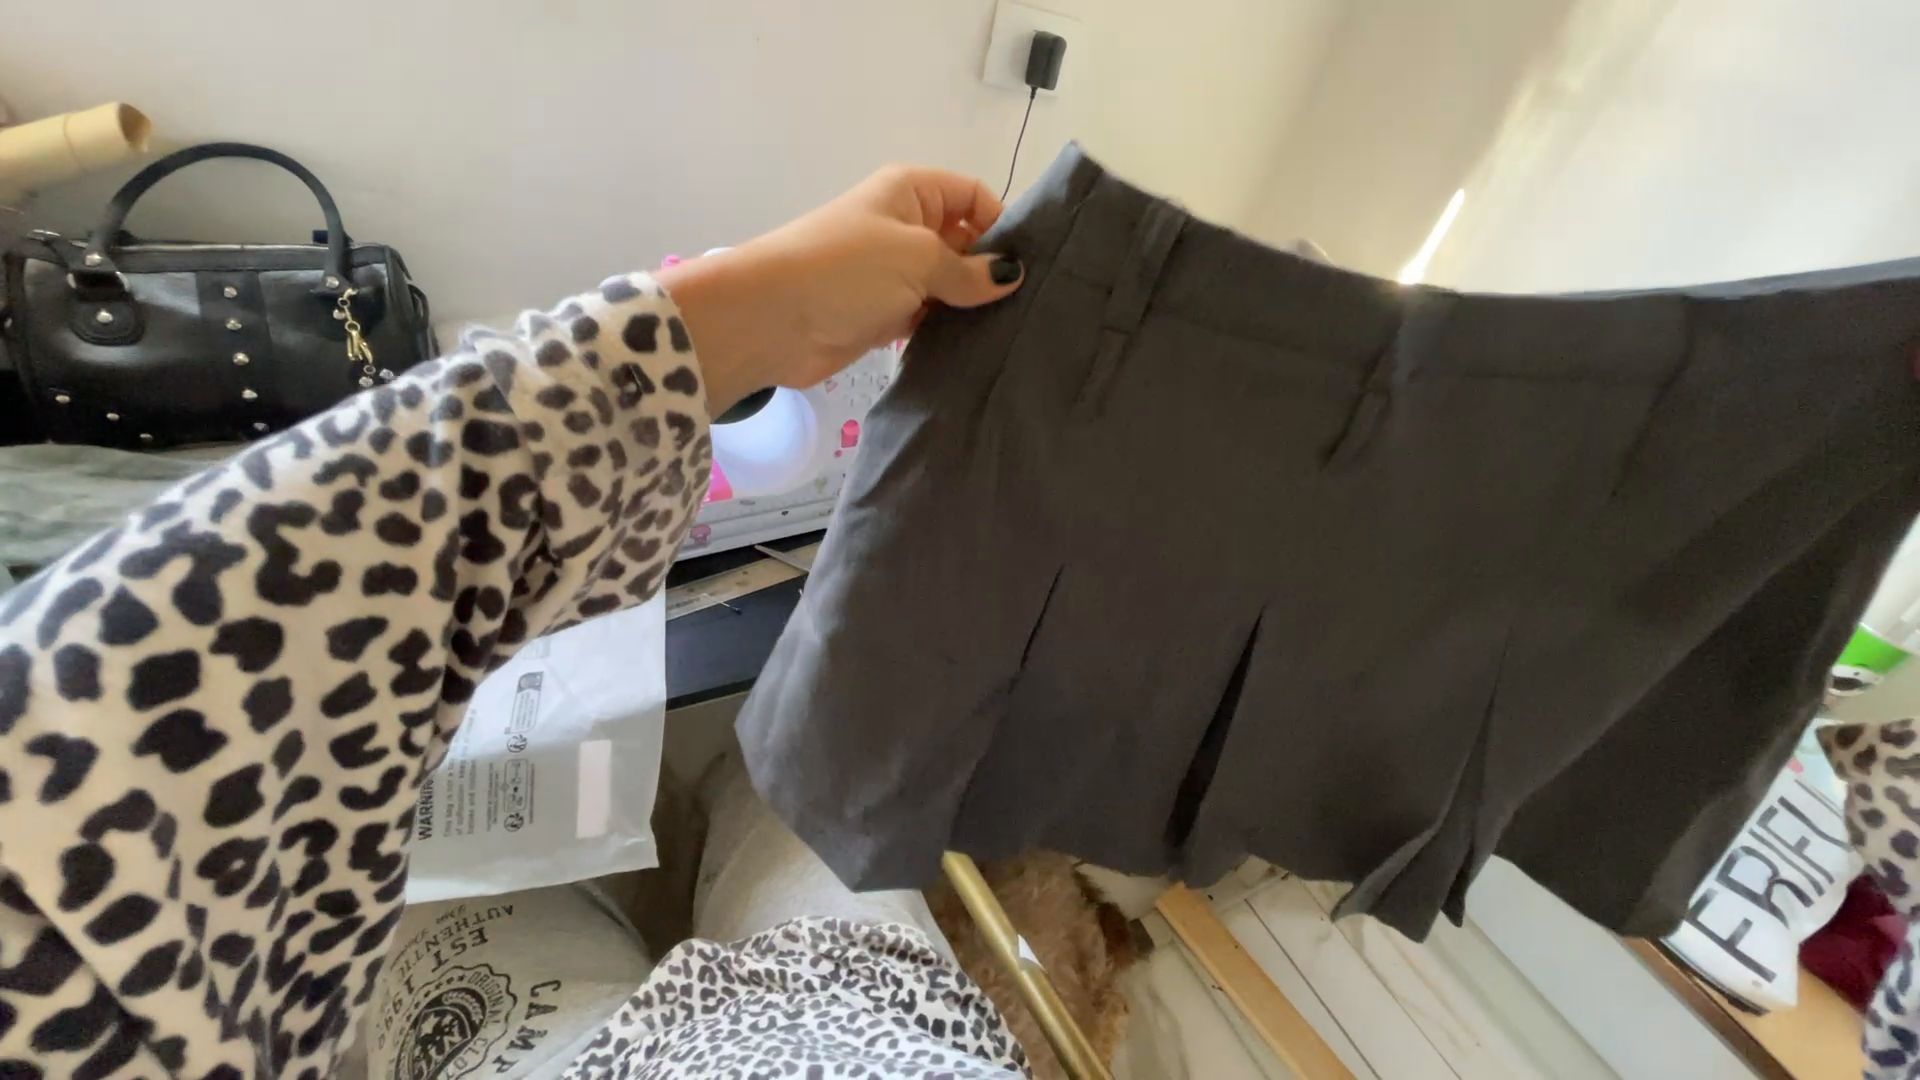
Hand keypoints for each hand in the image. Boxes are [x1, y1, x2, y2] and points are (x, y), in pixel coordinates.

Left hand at [657, 166, 1024, 415]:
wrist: (773, 320)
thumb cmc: (846, 271)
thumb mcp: (917, 258)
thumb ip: (968, 270)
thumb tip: (1011, 275)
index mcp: (911, 193)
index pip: (972, 197)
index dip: (1001, 225)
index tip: (1026, 266)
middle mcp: (906, 229)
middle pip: (964, 244)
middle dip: (990, 271)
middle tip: (1028, 306)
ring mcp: (894, 275)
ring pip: (947, 286)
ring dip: (970, 306)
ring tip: (1010, 331)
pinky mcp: (885, 316)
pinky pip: (928, 318)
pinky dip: (947, 330)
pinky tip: (975, 348)